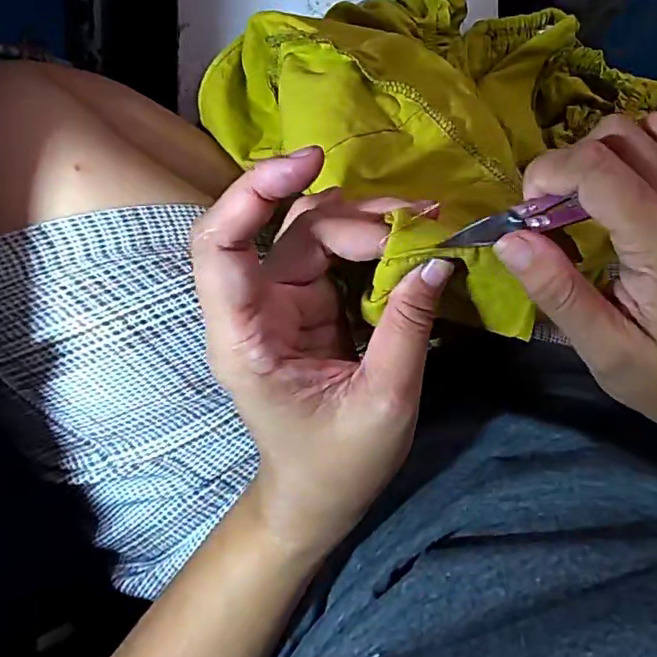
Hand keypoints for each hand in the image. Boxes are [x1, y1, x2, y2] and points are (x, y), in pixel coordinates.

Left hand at [190, 147, 451, 560]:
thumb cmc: (337, 464)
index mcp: (245, 338)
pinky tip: (403, 235)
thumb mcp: (384, 403)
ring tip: (421, 220)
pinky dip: (368, 237)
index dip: (251, 193)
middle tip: (419, 221)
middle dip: (353, 216)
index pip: (219, 246)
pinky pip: (332, 249)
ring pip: (312, 230)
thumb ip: (406, 327)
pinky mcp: (305, 299)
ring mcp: (279, 299)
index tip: (308, 162)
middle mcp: (253, 307)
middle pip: (289, 230)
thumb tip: (437, 259)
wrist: (316, 495)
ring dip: (364, 218)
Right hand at [491, 112, 656, 448]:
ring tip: (583, 196)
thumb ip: (557, 293)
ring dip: (600, 150)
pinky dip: (644, 147)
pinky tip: (630, 183)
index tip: (528, 218)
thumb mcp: (606, 354)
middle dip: (565, 163)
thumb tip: (509, 239)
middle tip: (550, 212)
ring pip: (645, 128)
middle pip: (617, 136)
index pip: (596, 168)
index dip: (547, 176)